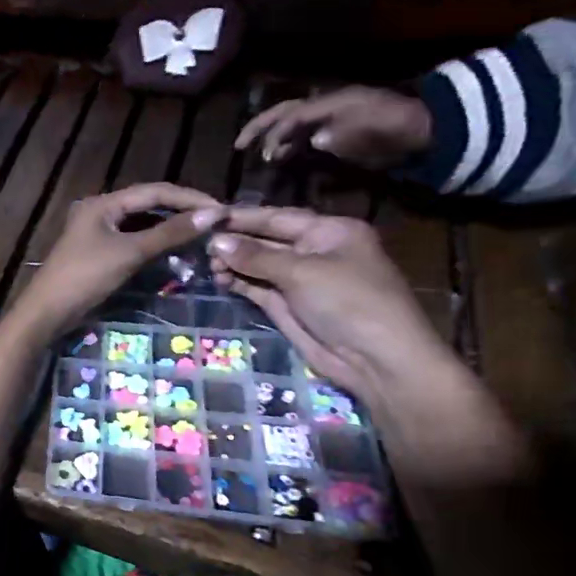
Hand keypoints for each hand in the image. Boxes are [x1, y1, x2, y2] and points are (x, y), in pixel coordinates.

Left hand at [13, 183, 224, 339]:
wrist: (47, 313)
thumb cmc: (85, 277)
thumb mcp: (130, 253)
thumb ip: (169, 233)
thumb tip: (212, 214)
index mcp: (103, 202)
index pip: (155, 191)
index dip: (189, 198)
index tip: (221, 209)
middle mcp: (100, 211)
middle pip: (149, 205)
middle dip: (182, 212)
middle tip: (215, 222)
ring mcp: (98, 233)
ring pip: (142, 224)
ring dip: (170, 230)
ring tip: (201, 237)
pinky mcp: (99, 254)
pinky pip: (133, 242)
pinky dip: (154, 245)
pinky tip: (175, 252)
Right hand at [205, 207, 450, 402]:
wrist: (375, 358)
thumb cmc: (348, 301)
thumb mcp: (302, 272)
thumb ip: (257, 257)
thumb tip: (217, 243)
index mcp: (330, 231)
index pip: (279, 217)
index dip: (243, 218)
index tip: (208, 217)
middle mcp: (316, 251)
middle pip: (268, 240)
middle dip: (236, 242)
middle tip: (200, 245)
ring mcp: (302, 281)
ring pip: (260, 266)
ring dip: (234, 264)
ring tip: (207, 265)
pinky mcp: (290, 307)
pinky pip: (260, 288)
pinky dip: (240, 283)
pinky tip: (219, 279)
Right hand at [235, 87, 431, 168]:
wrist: (430, 131)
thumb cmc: (400, 133)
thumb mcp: (377, 133)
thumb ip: (345, 136)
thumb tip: (316, 139)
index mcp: (336, 103)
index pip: (296, 114)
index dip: (276, 132)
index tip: (264, 155)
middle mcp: (328, 105)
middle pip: (286, 111)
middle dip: (260, 127)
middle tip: (238, 146)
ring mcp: (331, 117)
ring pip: (291, 123)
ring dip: (272, 137)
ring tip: (258, 157)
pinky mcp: (336, 131)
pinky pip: (302, 133)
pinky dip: (287, 144)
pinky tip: (279, 158)